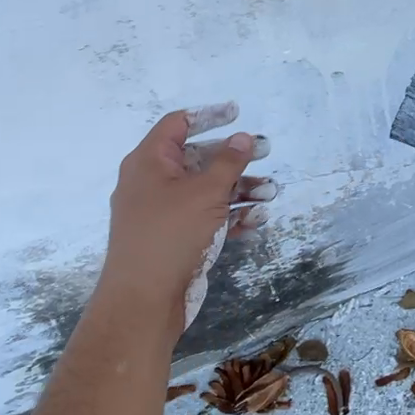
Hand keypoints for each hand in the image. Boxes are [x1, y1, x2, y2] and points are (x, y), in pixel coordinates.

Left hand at [100, 103, 275, 337]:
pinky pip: (205, 217)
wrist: (143, 301)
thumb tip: (241, 137)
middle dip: (234, 157)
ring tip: (271, 193)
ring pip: (205, 190)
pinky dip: (229, 215)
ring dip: (239, 189)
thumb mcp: (206, 192)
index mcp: (149, 162)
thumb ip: (228, 162)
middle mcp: (152, 182)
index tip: (238, 113)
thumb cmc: (171, 235)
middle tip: (265, 152)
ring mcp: (163, 212)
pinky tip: (256, 219)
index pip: (177, 125)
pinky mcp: (175, 238)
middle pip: (198, 158)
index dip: (208, 116)